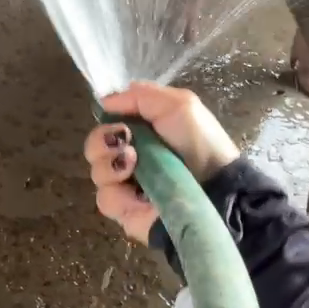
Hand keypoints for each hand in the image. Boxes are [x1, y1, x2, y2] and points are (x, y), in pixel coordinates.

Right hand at [82, 82, 239, 243]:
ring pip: (96, 172)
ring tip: (134, 165)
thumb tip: (105, 101)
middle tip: (127, 143)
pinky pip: (105, 198)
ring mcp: (126, 186)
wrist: (214, 188)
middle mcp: (130, 157)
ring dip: (111, 164)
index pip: (107, 122)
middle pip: (94, 146)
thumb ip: (142, 96)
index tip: (119, 120)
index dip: (107, 120)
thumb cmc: (201, 143)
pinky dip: (119, 193)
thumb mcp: (179, 105)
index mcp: (142, 131)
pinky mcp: (124, 211)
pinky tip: (137, 192)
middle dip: (103, 140)